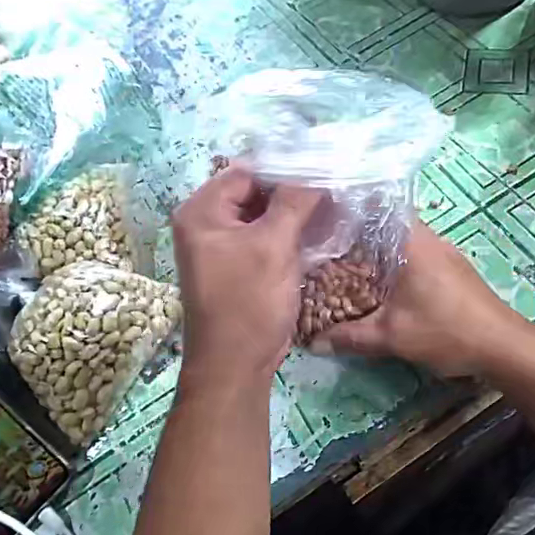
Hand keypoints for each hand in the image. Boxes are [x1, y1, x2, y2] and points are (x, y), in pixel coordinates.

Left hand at [171, 165, 323, 389]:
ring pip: (262, 218)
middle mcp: (205, 225)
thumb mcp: (273, 246)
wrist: (235, 366)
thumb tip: (317, 174)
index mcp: (202, 212)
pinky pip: (264, 241)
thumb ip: (294, 202)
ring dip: (293, 215)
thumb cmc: (249, 303)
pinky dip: (287, 236)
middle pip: (253, 194)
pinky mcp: (238, 269)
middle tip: (332, 189)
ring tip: (331, 209)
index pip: (246, 173)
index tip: (324, 169)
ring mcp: (221, 249)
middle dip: (292, 192)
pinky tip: (317, 235)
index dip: (285, 169)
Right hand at [311, 223, 534, 376]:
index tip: (323, 214)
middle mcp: (430, 240)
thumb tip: (314, 342)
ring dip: (378, 253)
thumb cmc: (447, 331)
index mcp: (414, 242)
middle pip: (388, 224)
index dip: (350, 206)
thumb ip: (351, 337)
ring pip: (402, 243)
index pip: (380, 204)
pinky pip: (416, 258)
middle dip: (358, 235)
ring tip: (346, 266)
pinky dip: (395, 266)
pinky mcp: (454, 271)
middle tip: (326, 247)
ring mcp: (445, 254)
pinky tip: (380, 285)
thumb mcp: (392, 336)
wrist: (503, 347)